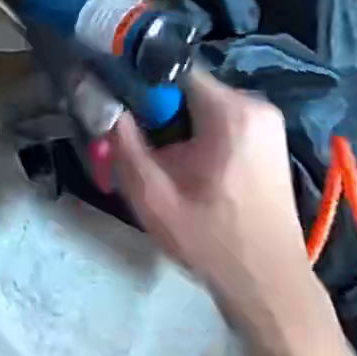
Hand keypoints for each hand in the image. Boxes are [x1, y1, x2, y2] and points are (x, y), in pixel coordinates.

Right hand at [106, 72, 356, 355]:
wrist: (270, 292)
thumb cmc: (210, 240)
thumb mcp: (149, 190)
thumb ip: (116, 133)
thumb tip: (85, 84)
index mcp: (231, 110)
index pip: (165, 63)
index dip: (130, 73)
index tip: (104, 88)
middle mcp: (253, 105)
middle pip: (178, 81)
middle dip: (146, 100)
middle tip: (120, 124)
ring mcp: (263, 120)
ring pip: (192, 97)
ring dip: (164, 114)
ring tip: (143, 144)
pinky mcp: (263, 136)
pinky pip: (211, 112)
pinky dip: (186, 125)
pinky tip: (171, 154)